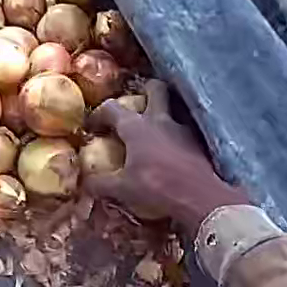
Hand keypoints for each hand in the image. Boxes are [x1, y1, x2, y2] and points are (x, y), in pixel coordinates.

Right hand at [87, 80, 247, 236]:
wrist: (199, 198)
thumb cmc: (157, 188)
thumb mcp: (122, 189)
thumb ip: (100, 184)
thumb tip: (86, 183)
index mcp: (137, 127)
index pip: (112, 108)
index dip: (99, 114)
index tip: (93, 126)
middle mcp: (161, 121)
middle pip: (155, 89)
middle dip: (145, 90)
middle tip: (137, 104)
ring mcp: (183, 129)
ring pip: (174, 109)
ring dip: (164, 114)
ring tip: (155, 131)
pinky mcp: (199, 143)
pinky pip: (185, 131)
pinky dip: (177, 136)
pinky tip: (172, 151)